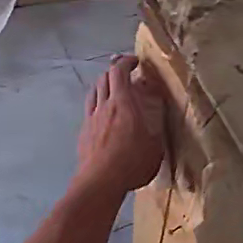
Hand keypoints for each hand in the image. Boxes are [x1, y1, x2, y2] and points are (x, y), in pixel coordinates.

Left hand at [74, 54, 165, 195]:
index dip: (126, 62)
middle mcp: (104, 106)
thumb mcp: (155, 146)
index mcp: (123, 103)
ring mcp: (91, 119)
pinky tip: (105, 116)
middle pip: (104, 78)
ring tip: (114, 91)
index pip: (119, 72)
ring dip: (104, 85)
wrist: (100, 182)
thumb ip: (156, 129)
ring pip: (94, 91)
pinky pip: (90, 110)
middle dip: (115, 72)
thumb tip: (158, 122)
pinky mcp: (84, 133)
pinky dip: (98, 104)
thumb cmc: (132, 163)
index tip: (136, 61)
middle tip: (127, 75)